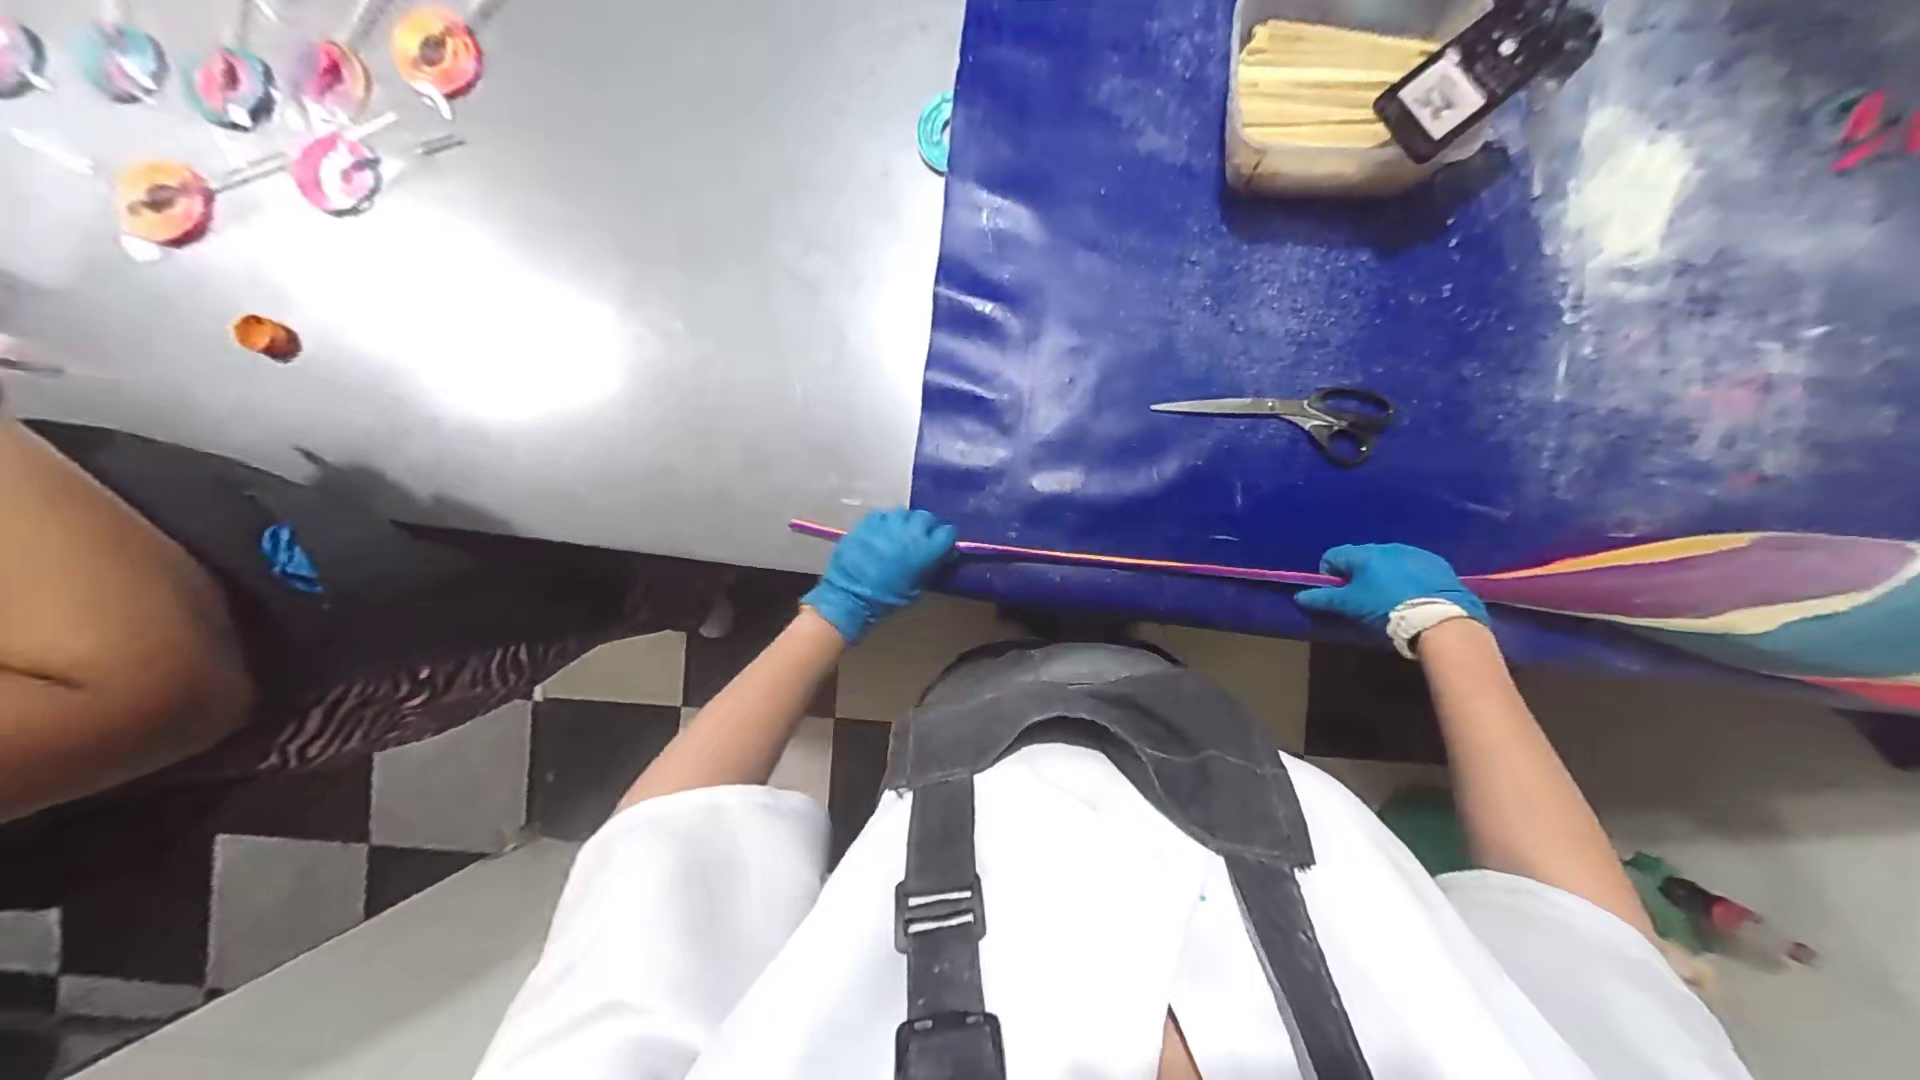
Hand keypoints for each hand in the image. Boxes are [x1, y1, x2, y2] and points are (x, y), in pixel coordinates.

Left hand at [801, 508, 956, 642]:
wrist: (849, 595)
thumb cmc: (886, 598)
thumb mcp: (916, 588)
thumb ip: (930, 567)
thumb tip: (940, 556)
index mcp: (926, 548)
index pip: (948, 532)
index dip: (946, 539)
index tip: (942, 546)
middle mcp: (910, 530)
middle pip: (927, 518)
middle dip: (926, 527)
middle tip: (920, 539)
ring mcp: (888, 522)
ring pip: (905, 513)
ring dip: (905, 522)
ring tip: (899, 534)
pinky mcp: (868, 521)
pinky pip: (883, 516)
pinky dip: (886, 523)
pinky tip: (880, 534)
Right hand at [1294, 543, 1487, 629]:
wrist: (1440, 619)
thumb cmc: (1385, 608)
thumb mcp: (1349, 606)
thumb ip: (1322, 599)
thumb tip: (1299, 596)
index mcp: (1363, 554)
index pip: (1333, 556)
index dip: (1329, 575)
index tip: (1337, 594)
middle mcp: (1388, 547)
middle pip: (1362, 558)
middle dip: (1358, 575)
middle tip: (1362, 599)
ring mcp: (1416, 553)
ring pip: (1389, 562)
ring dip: (1384, 576)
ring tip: (1389, 599)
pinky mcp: (1439, 564)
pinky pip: (1414, 568)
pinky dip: (1408, 579)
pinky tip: (1412, 597)